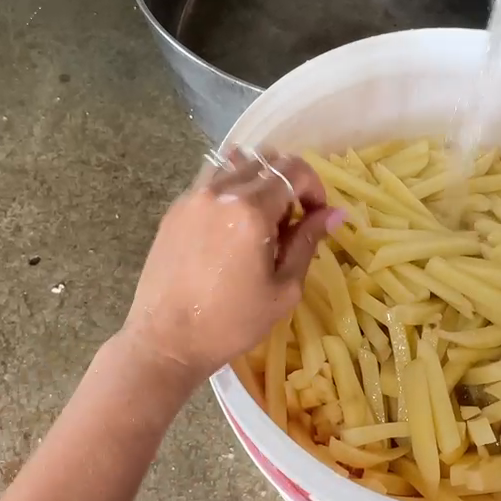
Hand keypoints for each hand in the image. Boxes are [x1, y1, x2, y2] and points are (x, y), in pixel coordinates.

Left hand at [121, 150, 340, 380]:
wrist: (166, 339)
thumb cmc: (232, 322)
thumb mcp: (283, 289)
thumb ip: (308, 242)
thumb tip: (335, 213)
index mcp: (251, 210)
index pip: (295, 171)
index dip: (316, 188)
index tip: (317, 216)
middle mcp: (221, 191)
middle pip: (268, 161)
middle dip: (290, 184)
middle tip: (292, 222)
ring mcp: (193, 196)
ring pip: (238, 165)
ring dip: (260, 182)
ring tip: (261, 221)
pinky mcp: (176, 208)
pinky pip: (212, 180)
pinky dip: (233, 189)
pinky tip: (233, 225)